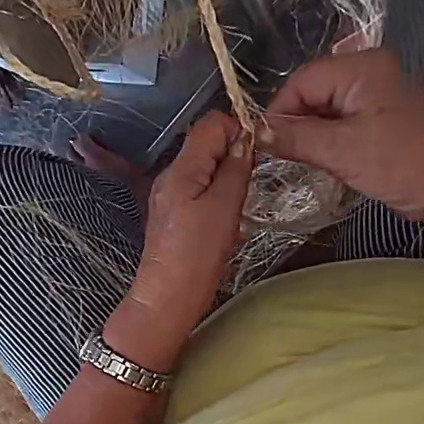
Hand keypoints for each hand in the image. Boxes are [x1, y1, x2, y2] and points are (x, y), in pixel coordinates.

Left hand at [110, 110, 252, 367]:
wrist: (168, 298)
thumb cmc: (197, 255)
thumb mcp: (224, 207)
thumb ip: (235, 170)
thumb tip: (245, 139)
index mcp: (181, 169)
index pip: (209, 124)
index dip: (237, 130)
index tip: (256, 154)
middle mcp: (170, 176)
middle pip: (206, 145)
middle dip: (233, 155)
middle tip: (251, 181)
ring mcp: (169, 195)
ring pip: (204, 169)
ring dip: (227, 178)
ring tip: (238, 203)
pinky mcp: (173, 214)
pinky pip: (199, 190)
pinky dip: (216, 196)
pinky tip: (225, 219)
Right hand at [262, 49, 423, 222]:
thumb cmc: (402, 163)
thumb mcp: (341, 151)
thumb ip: (295, 138)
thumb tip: (256, 132)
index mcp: (361, 67)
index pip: (301, 81)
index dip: (279, 113)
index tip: (266, 145)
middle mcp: (369, 72)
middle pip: (312, 93)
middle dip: (296, 126)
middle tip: (285, 158)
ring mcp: (378, 95)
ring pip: (326, 111)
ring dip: (312, 137)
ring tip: (308, 163)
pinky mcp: (383, 118)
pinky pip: (343, 124)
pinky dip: (330, 142)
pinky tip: (329, 163)